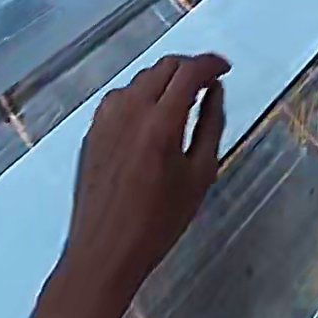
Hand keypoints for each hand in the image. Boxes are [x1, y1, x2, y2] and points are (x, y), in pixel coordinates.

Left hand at [9, 53, 229, 317]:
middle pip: (166, 65)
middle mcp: (131, 109)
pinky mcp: (93, 127)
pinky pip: (123, 94)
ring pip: (143, 77)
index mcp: (161, 122)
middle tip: (207, 82)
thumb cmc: (158, 222)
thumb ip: (212, 124)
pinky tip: (150, 115)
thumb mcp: (200, 175)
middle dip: (191, 67)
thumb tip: (215, 89)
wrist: (103, 254)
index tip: (224, 68)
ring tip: (182, 99)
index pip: (190, 71)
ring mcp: (107, 116)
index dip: (211, 63)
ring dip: (167, 78)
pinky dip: (143, 93)